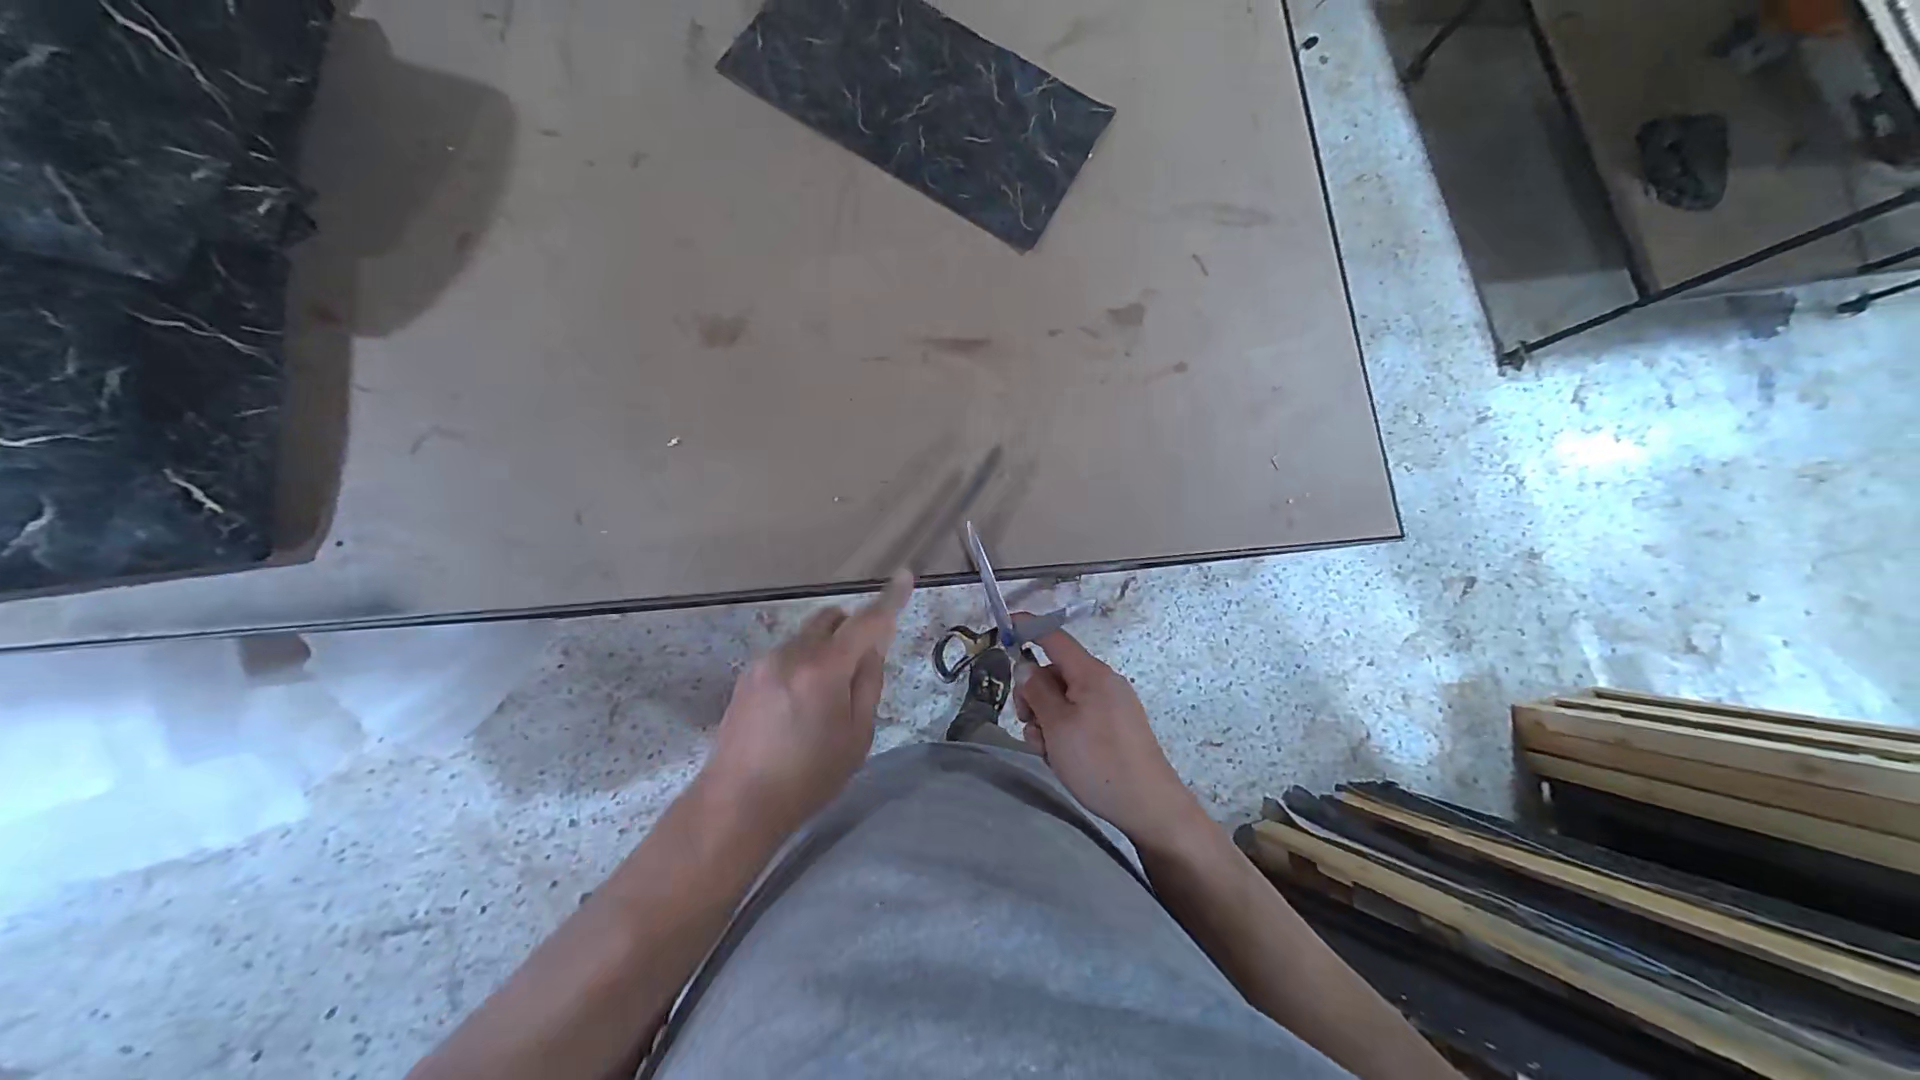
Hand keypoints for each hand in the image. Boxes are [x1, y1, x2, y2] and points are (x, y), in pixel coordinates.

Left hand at [700, 569, 913, 833]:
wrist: (737, 803)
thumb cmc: (809, 776)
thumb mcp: (857, 735)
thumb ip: (868, 683)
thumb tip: (872, 649)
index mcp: (824, 669)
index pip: (866, 622)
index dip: (889, 600)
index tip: (904, 576)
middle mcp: (791, 654)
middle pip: (831, 619)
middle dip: (852, 630)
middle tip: (860, 669)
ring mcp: (764, 662)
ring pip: (807, 638)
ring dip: (825, 650)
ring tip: (823, 701)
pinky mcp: (747, 676)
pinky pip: (787, 655)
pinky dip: (803, 664)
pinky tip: (797, 707)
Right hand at [1013, 620, 1208, 853]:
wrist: (1148, 806)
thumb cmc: (1098, 760)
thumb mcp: (1057, 724)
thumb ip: (1036, 690)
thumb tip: (1025, 666)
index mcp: (1091, 673)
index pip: (1054, 637)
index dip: (1027, 627)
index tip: (1003, 630)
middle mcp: (1103, 682)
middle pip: (1054, 672)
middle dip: (1033, 694)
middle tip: (1028, 722)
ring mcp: (1111, 705)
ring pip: (1063, 699)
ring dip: (1046, 720)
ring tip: (1048, 750)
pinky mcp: (1114, 727)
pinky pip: (1078, 717)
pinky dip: (1063, 731)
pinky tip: (1061, 757)